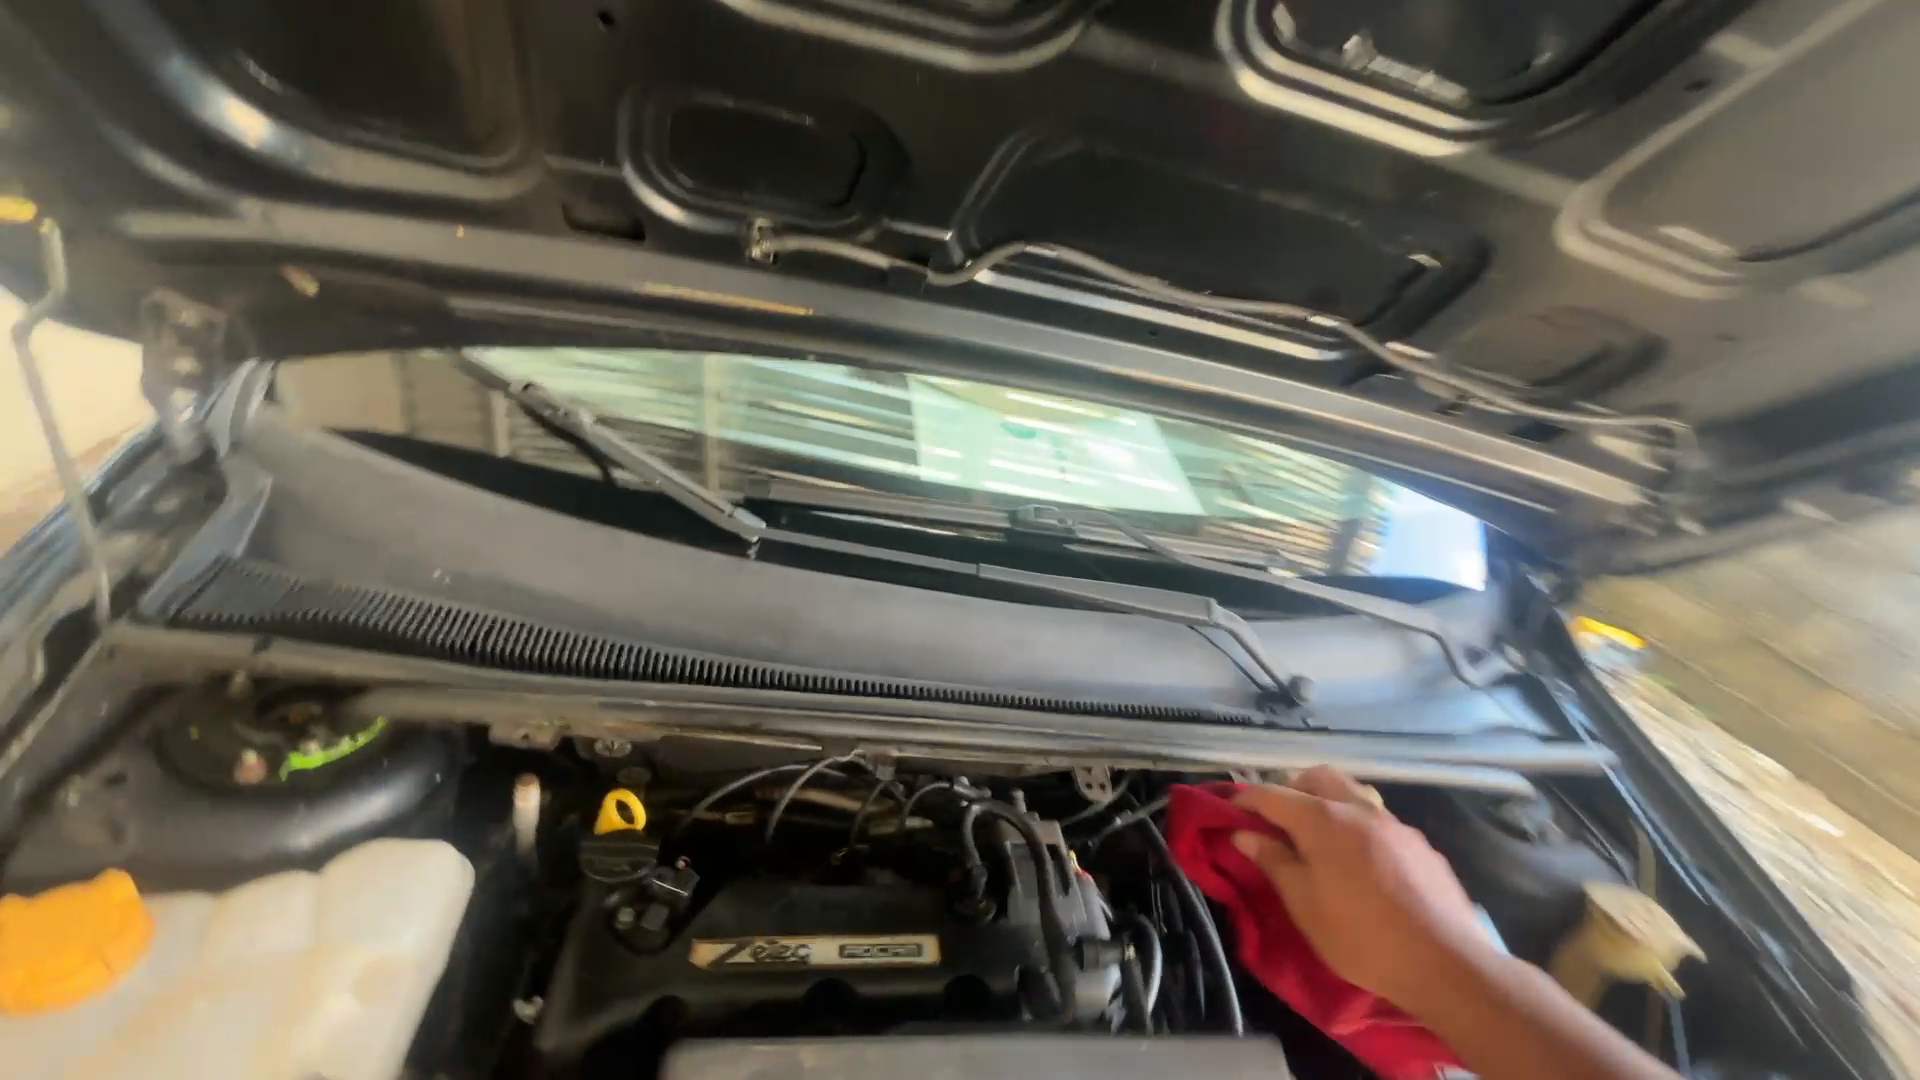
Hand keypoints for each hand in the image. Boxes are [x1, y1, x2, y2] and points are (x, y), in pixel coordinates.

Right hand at [1231, 766, 1499, 1011]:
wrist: (1449, 966)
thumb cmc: (1362, 937)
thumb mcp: (1303, 905)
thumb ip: (1272, 862)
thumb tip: (1243, 834)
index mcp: (1322, 819)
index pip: (1271, 794)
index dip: (1244, 800)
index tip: (1227, 812)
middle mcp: (1357, 809)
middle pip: (1316, 777)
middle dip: (1291, 789)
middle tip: (1277, 821)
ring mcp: (1394, 824)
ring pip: (1352, 792)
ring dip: (1328, 801)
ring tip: (1319, 837)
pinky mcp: (1421, 845)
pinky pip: (1379, 819)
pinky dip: (1357, 825)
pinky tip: (1361, 861)